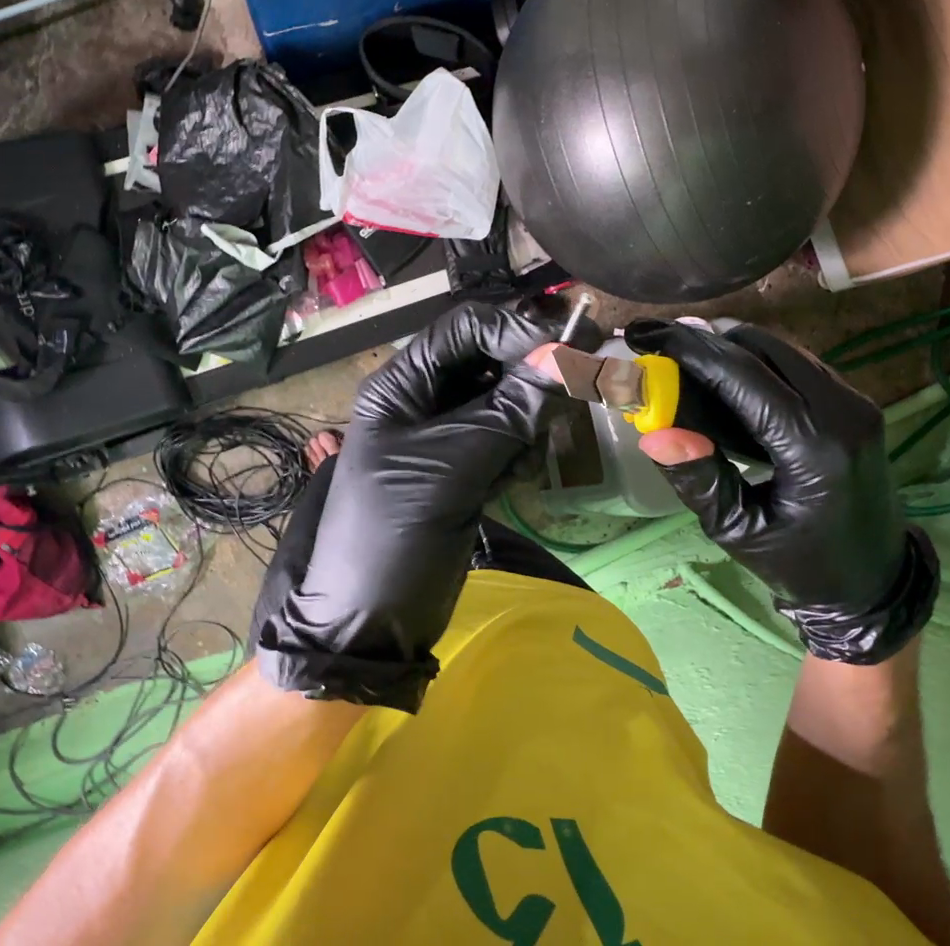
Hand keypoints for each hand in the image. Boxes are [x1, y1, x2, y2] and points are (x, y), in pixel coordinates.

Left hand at [255, 303, 558, 710]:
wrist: (372, 619)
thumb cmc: (395, 533)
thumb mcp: (452, 466)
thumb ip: (510, 411)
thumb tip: (565, 357)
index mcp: (401, 386)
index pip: (465, 329)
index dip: (516, 330)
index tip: (568, 351)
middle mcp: (423, 401)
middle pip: (489, 362)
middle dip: (530, 374)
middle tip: (576, 390)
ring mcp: (446, 438)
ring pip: (505, 401)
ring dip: (530, 417)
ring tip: (534, 447)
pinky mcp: (465, 471)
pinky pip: (506, 439)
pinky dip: (521, 450)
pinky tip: (517, 477)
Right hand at [625, 320, 937, 663]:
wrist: (873, 580)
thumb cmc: (799, 563)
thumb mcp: (738, 531)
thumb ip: (699, 479)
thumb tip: (655, 433)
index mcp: (814, 447)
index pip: (744, 375)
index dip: (690, 350)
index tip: (645, 334)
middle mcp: (843, 411)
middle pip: (763, 348)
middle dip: (706, 341)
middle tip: (658, 344)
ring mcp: (855, 403)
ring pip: (782, 350)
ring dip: (730, 348)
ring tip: (683, 360)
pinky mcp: (855, 404)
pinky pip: (798, 365)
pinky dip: (756, 362)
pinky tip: (723, 379)